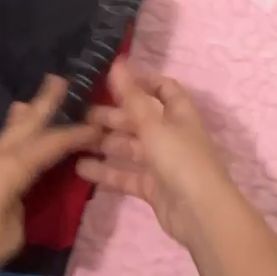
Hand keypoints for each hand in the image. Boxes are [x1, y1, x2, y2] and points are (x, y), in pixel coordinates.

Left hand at [0, 75, 99, 275]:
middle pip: (25, 123)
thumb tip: (16, 201)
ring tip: (30, 104)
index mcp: (10, 167)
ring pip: (6, 133)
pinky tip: (9, 145)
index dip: (77, 134)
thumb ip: (22, 211)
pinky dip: (9, 139)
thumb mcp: (9, 237)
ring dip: (24, 119)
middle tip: (60, 79)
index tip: (100, 124)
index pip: (53, 144)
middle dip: (44, 102)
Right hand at [76, 63, 239, 248]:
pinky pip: (126, 175)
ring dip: (106, 143)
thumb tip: (118, 62)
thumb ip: (132, 96)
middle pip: (140, 119)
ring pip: (130, 148)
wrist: (201, 213)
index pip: (163, 89)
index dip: (142, 82)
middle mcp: (171, 135)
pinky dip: (107, 172)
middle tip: (81, 114)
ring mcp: (162, 162)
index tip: (112, 80)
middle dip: (113, 116)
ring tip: (76, 140)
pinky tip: (81, 169)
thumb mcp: (154, 124)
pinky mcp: (153, 188)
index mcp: (179, 114)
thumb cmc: (180, 159)